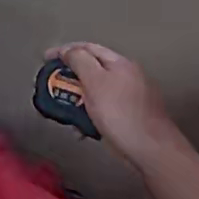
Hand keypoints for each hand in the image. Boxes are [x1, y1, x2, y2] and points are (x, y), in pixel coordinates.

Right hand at [45, 42, 184, 163]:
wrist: (152, 151)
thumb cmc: (120, 114)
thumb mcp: (94, 82)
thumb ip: (79, 61)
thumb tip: (68, 50)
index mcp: (119, 63)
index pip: (87, 48)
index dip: (64, 50)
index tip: (45, 60)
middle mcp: (128, 75)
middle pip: (92, 68)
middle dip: (70, 75)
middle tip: (53, 84)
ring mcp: (132, 96)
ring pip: (97, 90)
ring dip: (78, 96)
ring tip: (65, 107)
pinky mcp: (132, 116)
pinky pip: (104, 107)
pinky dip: (90, 112)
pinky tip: (83, 126)